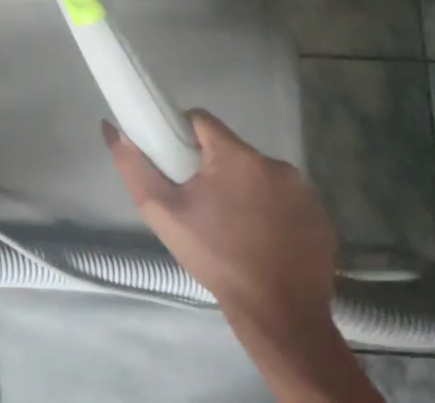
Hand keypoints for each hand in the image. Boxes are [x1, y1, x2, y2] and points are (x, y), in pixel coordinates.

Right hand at [104, 110, 337, 331]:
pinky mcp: (322, 219)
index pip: (201, 120)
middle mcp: (276, 165)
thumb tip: (112, 128)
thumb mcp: (159, 210)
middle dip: (211, 167)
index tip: (173, 163)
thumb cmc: (213, 255)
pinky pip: (285, 200)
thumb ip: (132, 165)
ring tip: (228, 224)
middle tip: (197, 201)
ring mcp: (306, 193)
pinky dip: (269, 210)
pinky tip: (259, 239)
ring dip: (242, 188)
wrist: (278, 312)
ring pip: (258, 175)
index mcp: (236, 156)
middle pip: (230, 150)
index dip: (180, 135)